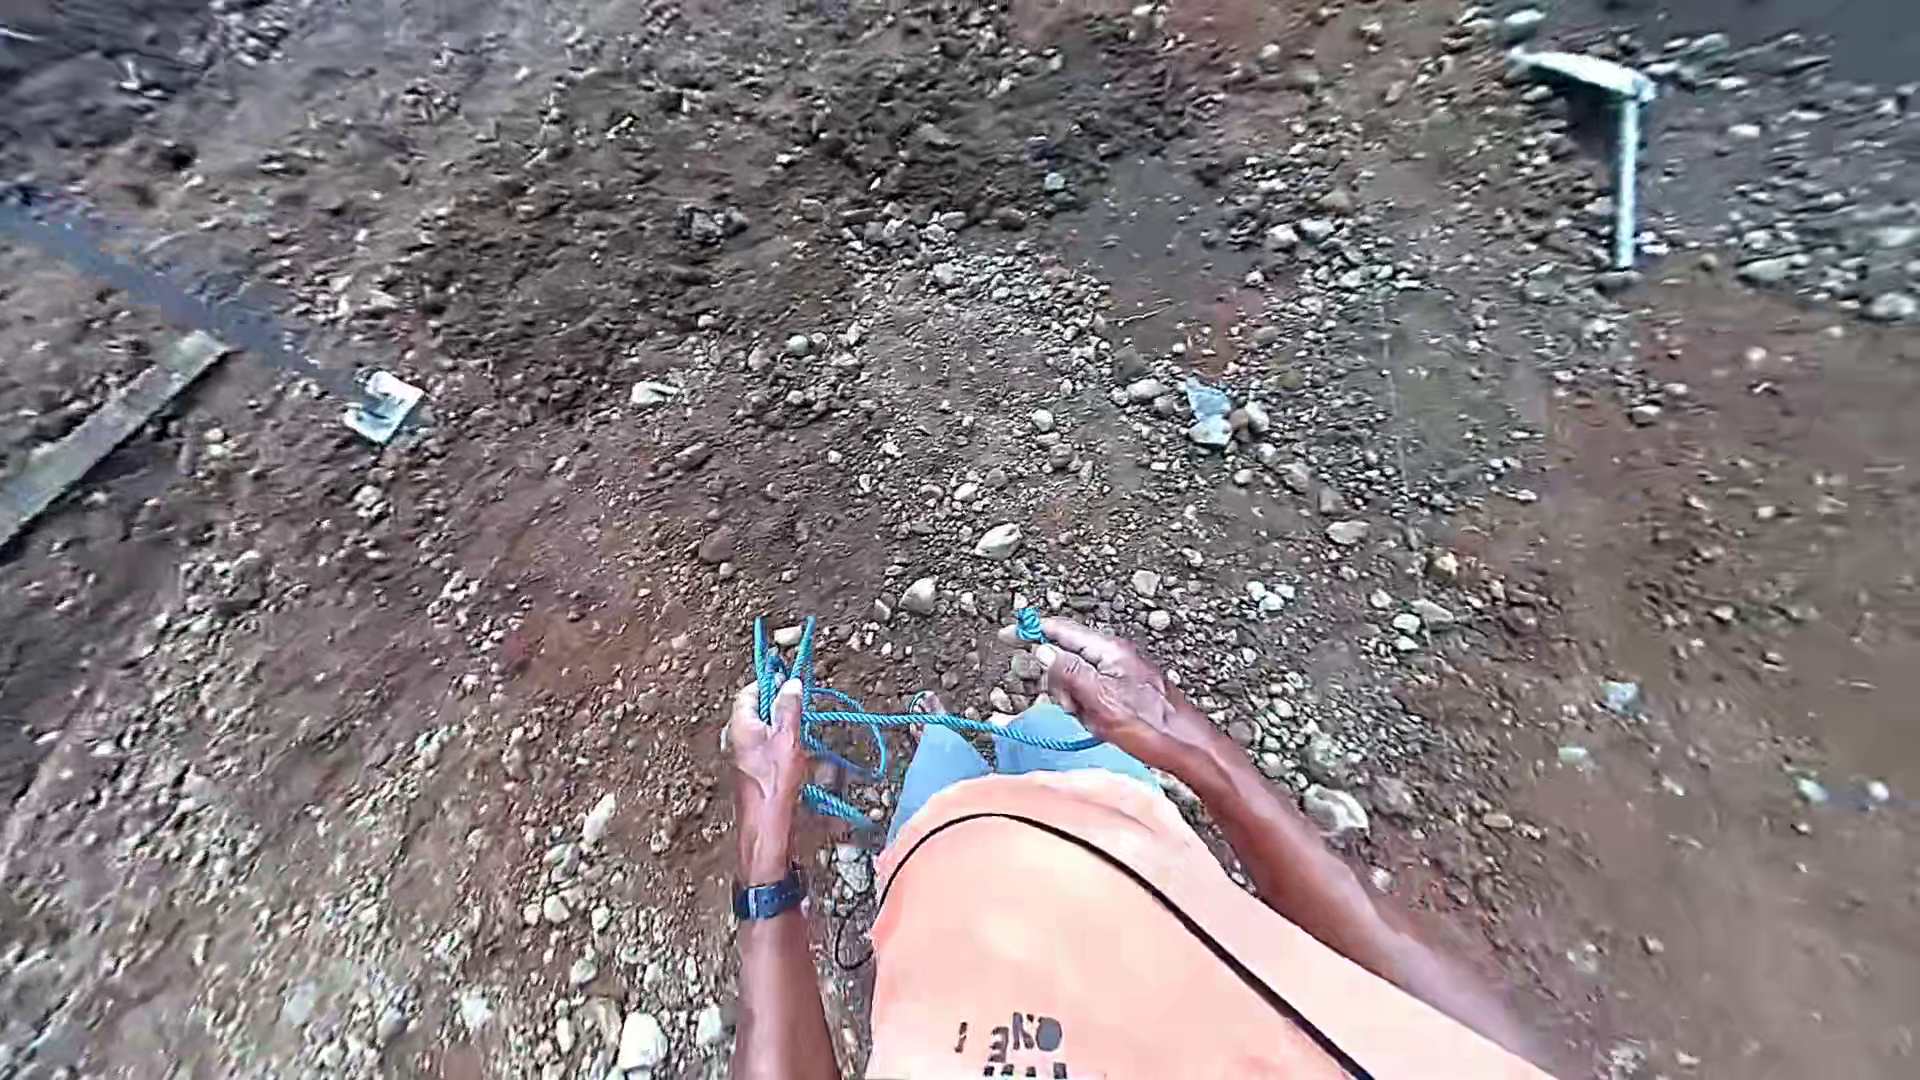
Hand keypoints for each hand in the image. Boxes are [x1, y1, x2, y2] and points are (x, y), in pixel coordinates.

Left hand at [728, 678, 807, 880]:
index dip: (768, 683)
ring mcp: (746, 757)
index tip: (788, 680)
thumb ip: (789, 708)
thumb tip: (790, 682)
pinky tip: (799, 754)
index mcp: (740, 727)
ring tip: (802, 733)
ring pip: (766, 729)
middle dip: (780, 705)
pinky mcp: (756, 772)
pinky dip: (785, 744)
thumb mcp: (788, 738)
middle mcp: (738, 740)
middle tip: (800, 706)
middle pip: (758, 710)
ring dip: (785, 726)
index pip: (748, 693)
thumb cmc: (775, 785)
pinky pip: (770, 747)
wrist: (768, 831)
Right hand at [1000, 617, 1228, 776]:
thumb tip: (1044, 651)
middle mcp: (1113, 655)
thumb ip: (1069, 671)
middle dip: (1062, 685)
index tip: (1009, 633)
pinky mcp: (1125, 693)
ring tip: (1097, 721)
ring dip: (1078, 704)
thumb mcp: (1100, 698)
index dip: (1034, 630)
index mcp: (1107, 649)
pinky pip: (1093, 697)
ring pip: (1077, 682)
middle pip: (1066, 659)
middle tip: (1076, 708)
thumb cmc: (1149, 725)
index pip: (1062, 630)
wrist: (1191, 751)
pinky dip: (1091, 712)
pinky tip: (1105, 727)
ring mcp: (1120, 674)